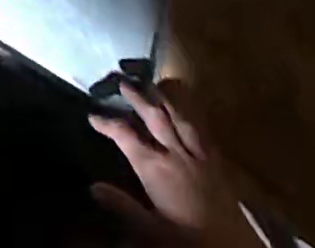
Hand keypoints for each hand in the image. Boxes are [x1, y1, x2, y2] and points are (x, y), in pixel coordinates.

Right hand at [88, 82, 208, 244]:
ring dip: (166, 101)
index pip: (125, 136)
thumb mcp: (152, 229)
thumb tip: (93, 187)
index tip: (93, 115)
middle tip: (124, 83)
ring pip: (180, 119)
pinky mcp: (221, 165)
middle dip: (137, 99)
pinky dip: (193, 120)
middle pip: (153, 118)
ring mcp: (200, 157)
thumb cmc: (189, 239)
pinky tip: (191, 117)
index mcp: (155, 167)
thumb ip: (124, 206)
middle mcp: (175, 154)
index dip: (107, 123)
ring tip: (157, 87)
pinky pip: (204, 134)